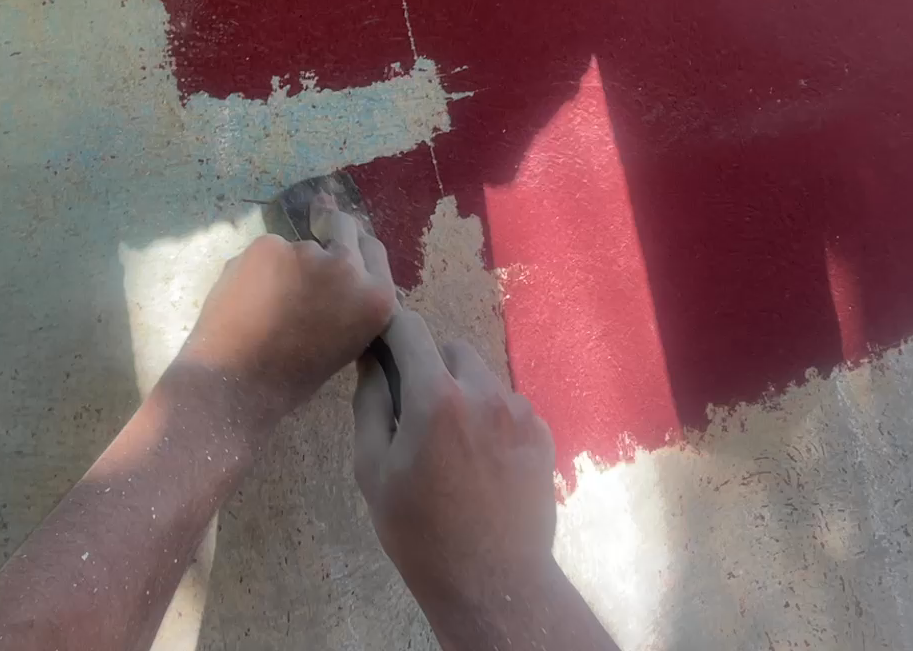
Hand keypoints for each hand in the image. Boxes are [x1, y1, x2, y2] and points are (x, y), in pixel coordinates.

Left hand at [178, 194, 397, 424]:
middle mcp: (349, 267)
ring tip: (266, 301)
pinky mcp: (270, 245)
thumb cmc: (292, 375)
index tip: (342, 245)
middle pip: (344, 226)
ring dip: (287, 262)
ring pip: (299, 245)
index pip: (374, 250)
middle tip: (310, 238)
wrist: (237, 382)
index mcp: (376, 298)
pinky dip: (258, 267)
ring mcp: (308, 252)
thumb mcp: (346, 341)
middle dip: (330, 228)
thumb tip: (344, 271)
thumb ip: (352, 301)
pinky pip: (268, 250)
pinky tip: (246, 296)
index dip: (356, 246)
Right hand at [351, 309, 561, 627]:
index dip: (392, 327)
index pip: (410, 330)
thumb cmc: (420, 531)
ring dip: (464, 390)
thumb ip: (370, 404)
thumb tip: (372, 361)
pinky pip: (509, 402)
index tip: (382, 337)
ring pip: (482, 375)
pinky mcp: (542, 431)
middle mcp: (483, 390)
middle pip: (450, 349)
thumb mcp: (373, 470)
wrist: (493, 584)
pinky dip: (492, 414)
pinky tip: (485, 457)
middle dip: (430, 365)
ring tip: (455, 440)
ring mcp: (519, 410)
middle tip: (419, 409)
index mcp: (436, 396)